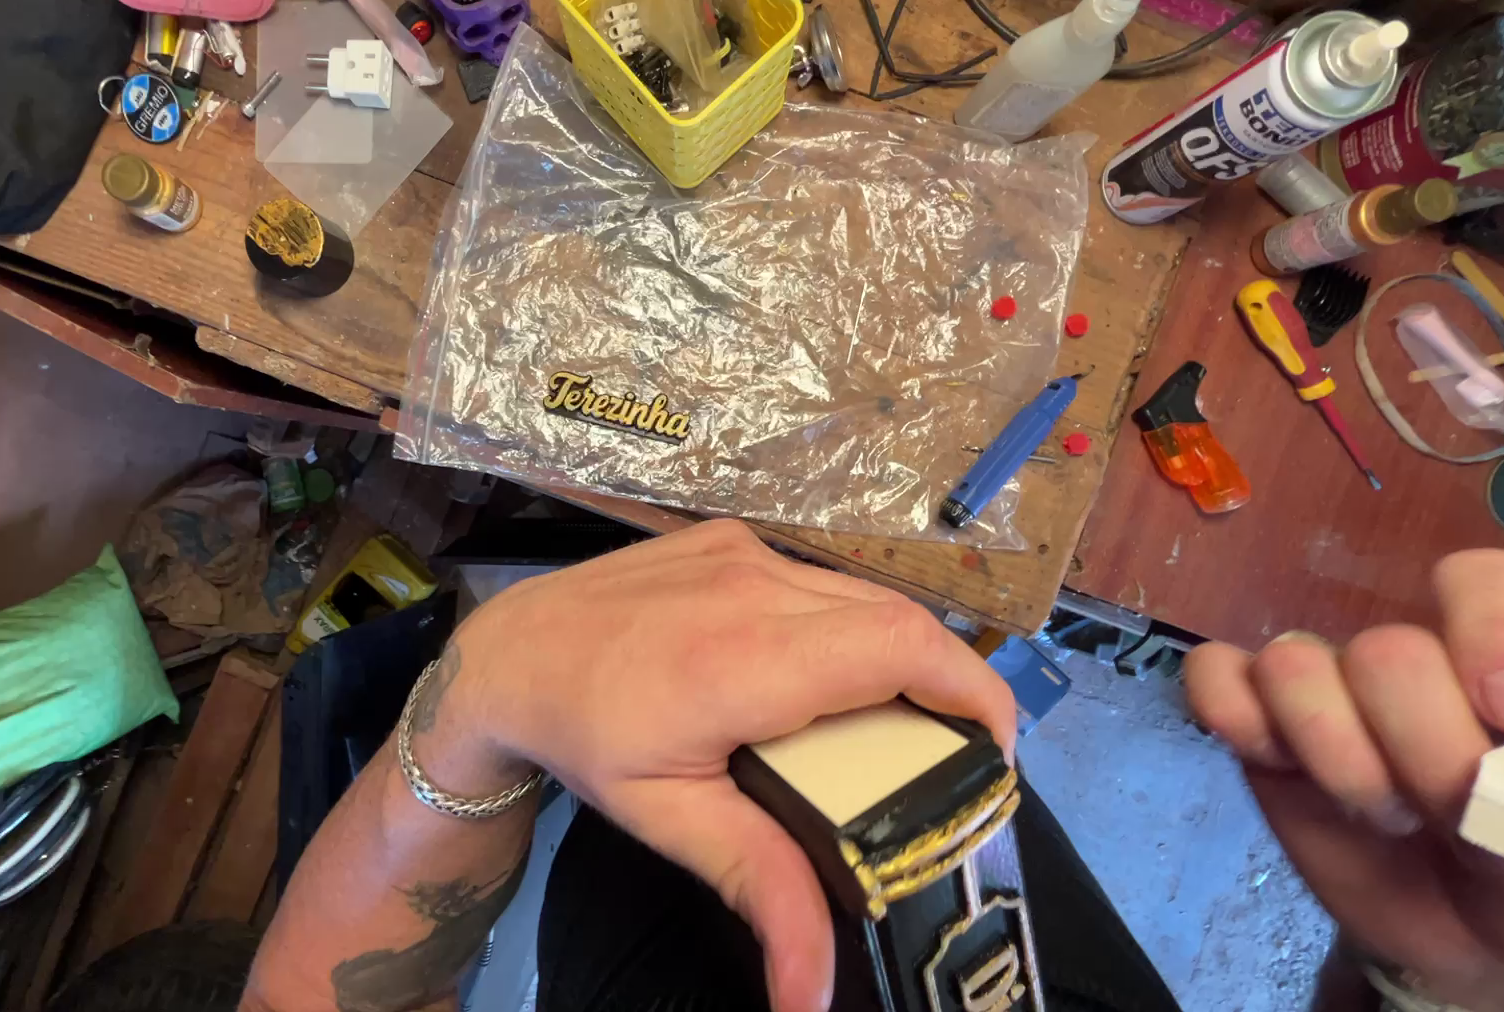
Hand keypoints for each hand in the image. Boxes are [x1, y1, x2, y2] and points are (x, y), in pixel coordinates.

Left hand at [413, 519, 1015, 1011]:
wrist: (511, 652)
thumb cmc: (583, 732)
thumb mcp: (667, 814)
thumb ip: (758, 886)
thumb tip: (813, 995)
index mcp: (745, 658)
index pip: (900, 646)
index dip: (971, 688)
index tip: (992, 746)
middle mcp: (753, 585)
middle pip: (894, 619)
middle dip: (938, 679)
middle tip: (934, 745)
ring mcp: (737, 550)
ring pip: (855, 595)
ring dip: (886, 649)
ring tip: (876, 711)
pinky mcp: (723, 538)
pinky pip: (811, 578)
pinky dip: (836, 620)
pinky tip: (812, 664)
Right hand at [1186, 549, 1503, 1006]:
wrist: (1477, 944)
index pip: (1485, 582)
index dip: (1495, 631)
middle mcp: (1412, 662)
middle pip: (1386, 650)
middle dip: (1422, 749)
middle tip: (1461, 818)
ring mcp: (1321, 686)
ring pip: (1291, 663)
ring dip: (1336, 754)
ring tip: (1383, 812)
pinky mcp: (1252, 715)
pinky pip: (1211, 674)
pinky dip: (1234, 715)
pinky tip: (1275, 761)